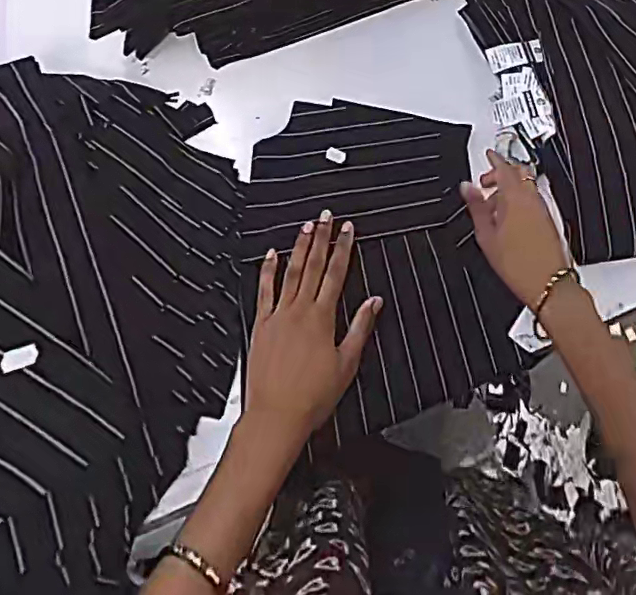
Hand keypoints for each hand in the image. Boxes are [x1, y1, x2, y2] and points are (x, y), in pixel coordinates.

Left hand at [243, 211, 380, 445]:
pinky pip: (264, 290)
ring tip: (305, 226)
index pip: (335, 274)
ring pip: (290, 272)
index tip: (347, 230)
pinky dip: (268, 270)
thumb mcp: (346, 364)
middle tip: (326, 217)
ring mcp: (278, 315)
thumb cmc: (312, 397)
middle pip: (312, 265)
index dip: (343, 248)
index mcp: (322, 318)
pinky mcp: (261, 324)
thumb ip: (360, 328)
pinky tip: (272, 254)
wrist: (276, 417)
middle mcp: (299, 311)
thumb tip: (374, 302)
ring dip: (299, 247)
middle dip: (322, 238)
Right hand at [460, 149, 570, 307]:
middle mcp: (532, 200)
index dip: (494, 160)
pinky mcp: (548, 221)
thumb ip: (476, 207)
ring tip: (493, 203)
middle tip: (486, 180)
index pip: (504, 168)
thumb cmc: (519, 265)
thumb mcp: (486, 235)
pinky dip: (519, 199)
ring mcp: (543, 210)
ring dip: (510, 187)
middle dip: (502, 172)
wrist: (549, 285)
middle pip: (519, 173)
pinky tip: (508, 217)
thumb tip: (467, 188)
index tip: (488, 155)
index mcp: (515, 198)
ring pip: (526, 186)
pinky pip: (532, 200)